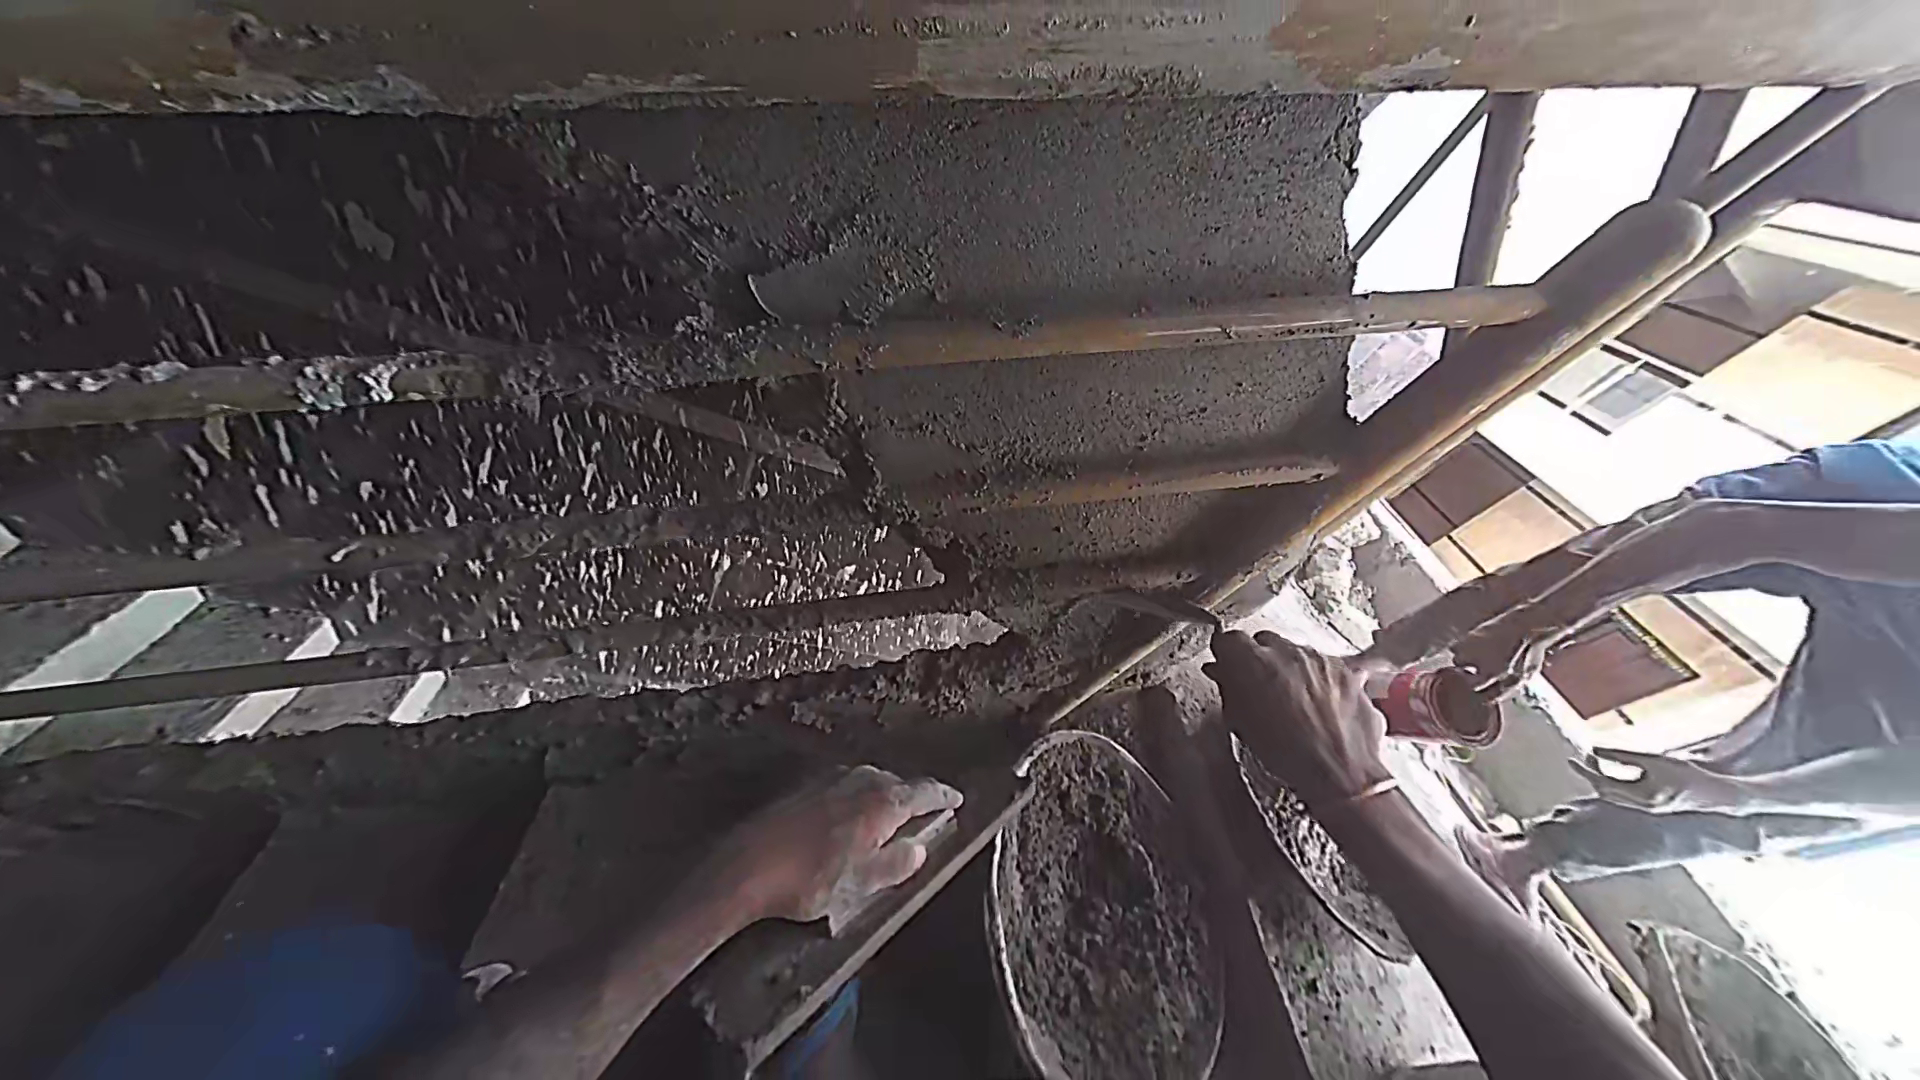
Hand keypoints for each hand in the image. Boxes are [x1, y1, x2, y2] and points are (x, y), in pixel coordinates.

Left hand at [716, 765, 962, 926]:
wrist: (750, 864)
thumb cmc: (811, 878)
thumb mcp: (862, 883)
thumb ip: (896, 864)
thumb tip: (918, 850)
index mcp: (883, 802)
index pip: (925, 792)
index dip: (943, 797)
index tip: (955, 800)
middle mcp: (863, 780)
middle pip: (898, 785)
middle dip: (912, 801)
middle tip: (920, 820)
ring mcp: (834, 777)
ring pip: (871, 784)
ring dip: (883, 799)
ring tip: (883, 824)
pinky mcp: (810, 784)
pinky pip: (849, 786)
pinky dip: (859, 799)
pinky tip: (848, 822)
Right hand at [1203, 630, 1392, 806]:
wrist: (1338, 772)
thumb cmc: (1287, 752)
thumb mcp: (1241, 720)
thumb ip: (1228, 687)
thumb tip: (1221, 671)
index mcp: (1251, 661)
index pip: (1228, 639)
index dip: (1226, 653)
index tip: (1226, 664)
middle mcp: (1286, 651)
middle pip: (1264, 640)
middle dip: (1259, 658)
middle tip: (1259, 684)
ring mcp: (1319, 658)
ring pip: (1295, 651)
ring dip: (1289, 667)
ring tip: (1292, 700)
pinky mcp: (1345, 669)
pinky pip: (1323, 665)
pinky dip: (1317, 678)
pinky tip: (1316, 704)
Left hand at [1569, 749, 1745, 813]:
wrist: (1722, 795)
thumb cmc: (1690, 775)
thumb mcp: (1656, 761)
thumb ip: (1624, 756)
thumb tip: (1593, 750)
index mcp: (1644, 796)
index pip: (1603, 783)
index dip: (1585, 770)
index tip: (1570, 758)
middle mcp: (1643, 806)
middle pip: (1604, 791)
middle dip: (1590, 773)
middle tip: (1583, 756)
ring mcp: (1646, 809)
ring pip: (1611, 796)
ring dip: (1598, 779)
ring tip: (1592, 762)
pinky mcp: (1651, 807)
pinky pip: (1621, 798)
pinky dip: (1610, 785)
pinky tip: (1607, 774)